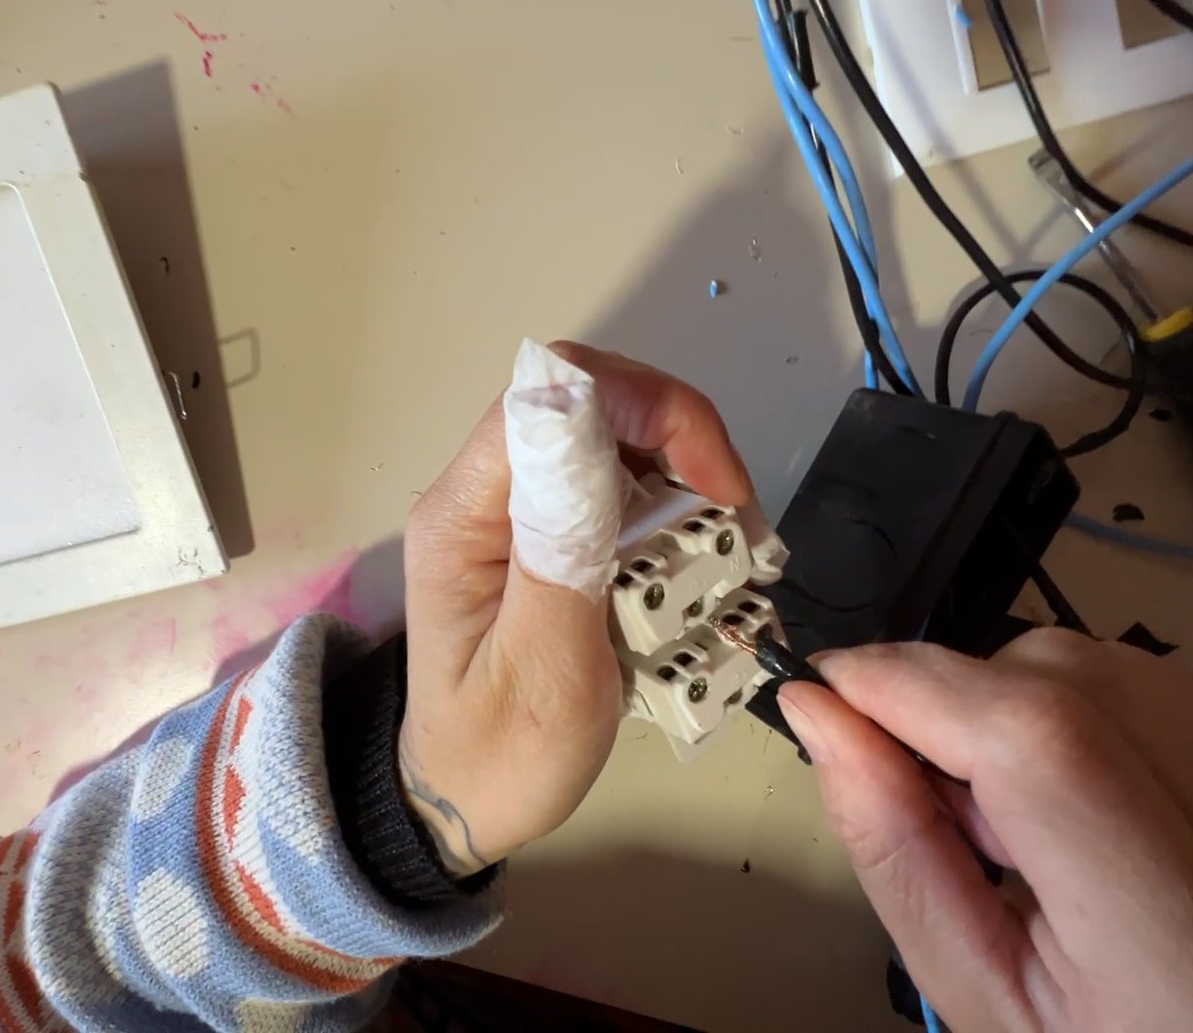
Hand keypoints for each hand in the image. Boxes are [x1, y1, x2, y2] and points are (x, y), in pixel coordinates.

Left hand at [398, 343, 752, 875]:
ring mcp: (509, 511)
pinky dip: (667, 511)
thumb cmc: (499, 753)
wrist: (459, 795)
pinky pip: (613, 487)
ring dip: (681, 483)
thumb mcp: (540, 669)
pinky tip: (690, 562)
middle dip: (679, 448)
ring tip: (722, 553)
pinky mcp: (538, 533)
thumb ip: (562, 547)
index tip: (715, 484)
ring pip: (611, 443)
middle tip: (732, 527)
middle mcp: (481, 493)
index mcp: (464, 515)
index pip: (549, 398)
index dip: (646, 408)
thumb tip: (585, 424)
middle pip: (589, 407)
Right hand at [777, 629, 1192, 1030]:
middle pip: (1081, 682)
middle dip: (951, 689)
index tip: (830, 683)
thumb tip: (817, 711)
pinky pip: (1184, 695)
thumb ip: (894, 851)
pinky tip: (1098, 795)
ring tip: (1019, 798)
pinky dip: (1093, 714)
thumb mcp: (986, 1003)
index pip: (1040, 749)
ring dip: (1019, 698)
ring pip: (1128, 670)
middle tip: (923, 763)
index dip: (909, 685)